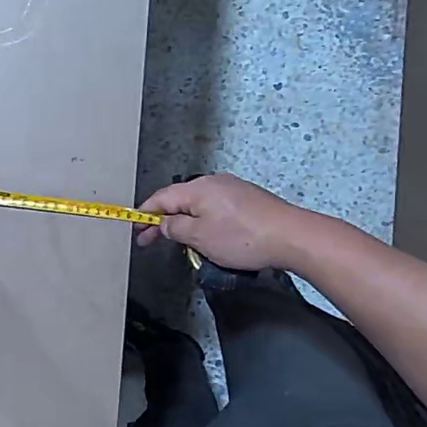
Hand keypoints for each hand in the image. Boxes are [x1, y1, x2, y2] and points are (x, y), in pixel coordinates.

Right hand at [135, 174, 316, 270]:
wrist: (290, 236)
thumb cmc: (243, 237)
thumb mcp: (199, 237)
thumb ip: (175, 228)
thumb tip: (165, 223)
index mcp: (198, 188)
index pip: (161, 198)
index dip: (145, 214)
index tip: (135, 229)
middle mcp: (214, 183)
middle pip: (179, 200)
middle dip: (164, 221)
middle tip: (150, 241)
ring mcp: (233, 190)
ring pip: (198, 205)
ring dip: (185, 223)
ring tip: (181, 244)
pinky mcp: (248, 200)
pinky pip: (216, 209)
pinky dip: (204, 222)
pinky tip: (208, 238)